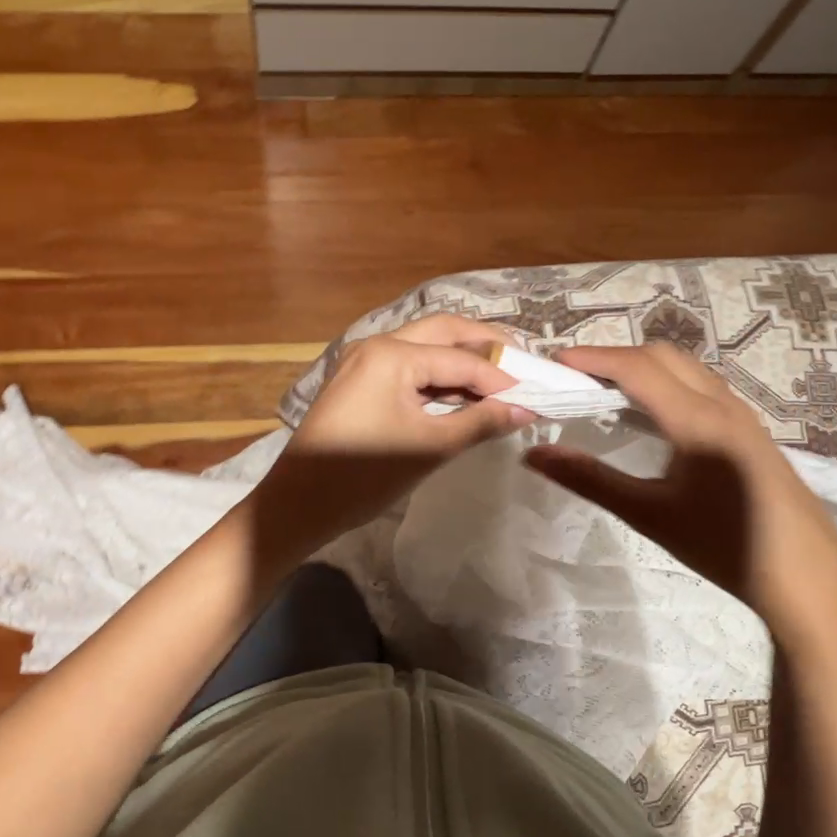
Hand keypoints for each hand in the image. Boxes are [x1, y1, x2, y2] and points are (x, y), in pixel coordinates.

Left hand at [252, 315, 533, 545]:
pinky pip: (407, 366)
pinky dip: (437, 376)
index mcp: (392, 354)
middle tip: (525, 367)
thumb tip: (525, 410)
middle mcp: (376, 344)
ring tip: (501, 380)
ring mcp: (363, 361)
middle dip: (486, 347)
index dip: (503, 378)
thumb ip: (479, 423)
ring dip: (462, 359)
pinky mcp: (358, 381)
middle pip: (444, 331)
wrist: (299, 504)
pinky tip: (462, 394)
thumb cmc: (364, 476)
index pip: (462, 358)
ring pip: (424, 346)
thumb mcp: (429, 448)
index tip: (538, 394)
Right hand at [522, 343, 836, 653]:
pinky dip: (668, 386)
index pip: (637, 368)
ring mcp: (744, 417)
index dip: (593, 359)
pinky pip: (703, 389)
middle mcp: (723, 405)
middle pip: (664, 357)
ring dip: (645, 369)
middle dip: (616, 357)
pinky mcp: (751, 434)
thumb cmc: (723, 546)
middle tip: (574, 378)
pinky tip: (654, 420)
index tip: (553, 363)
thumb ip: (589, 479)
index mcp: (696, 419)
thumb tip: (533, 454)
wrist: (807, 579)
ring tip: (606, 393)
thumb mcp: (648, 514)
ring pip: (688, 371)